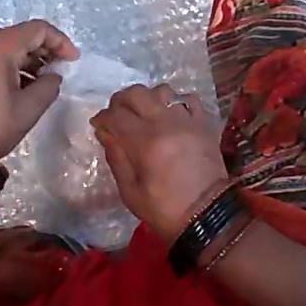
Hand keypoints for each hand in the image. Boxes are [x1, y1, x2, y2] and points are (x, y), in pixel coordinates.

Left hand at [0, 20, 79, 158]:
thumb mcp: (29, 108)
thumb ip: (49, 85)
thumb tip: (52, 76)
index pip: (36, 29)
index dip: (59, 41)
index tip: (73, 61)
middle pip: (19, 34)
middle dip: (43, 50)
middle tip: (59, 71)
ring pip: (4, 46)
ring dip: (27, 58)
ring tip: (43, 81)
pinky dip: (10, 65)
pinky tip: (22, 85)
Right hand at [91, 84, 230, 240]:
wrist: (207, 215)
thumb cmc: (164, 209)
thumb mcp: (130, 191)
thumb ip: (116, 157)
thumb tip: (105, 133)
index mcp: (146, 143)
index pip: (116, 115)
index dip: (102, 117)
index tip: (98, 124)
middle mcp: (167, 124)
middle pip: (137, 93)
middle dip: (121, 100)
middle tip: (117, 114)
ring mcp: (188, 121)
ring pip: (163, 90)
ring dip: (148, 98)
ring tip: (144, 113)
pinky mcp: (205, 124)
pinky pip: (189, 98)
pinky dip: (176, 101)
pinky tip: (170, 115)